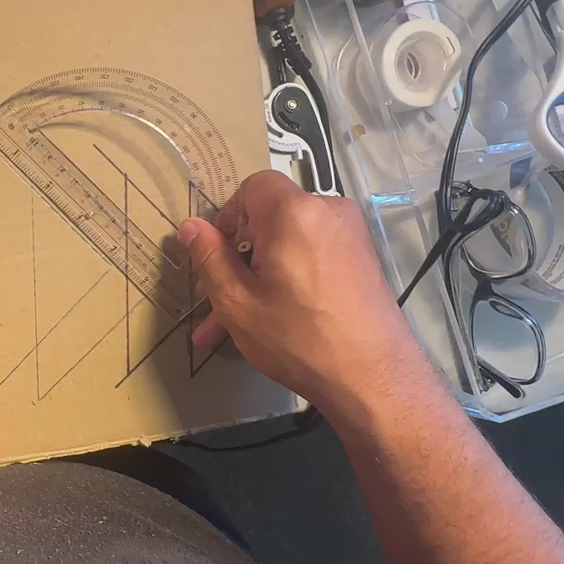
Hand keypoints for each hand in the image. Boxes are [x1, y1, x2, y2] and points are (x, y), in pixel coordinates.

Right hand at [178, 170, 437, 416]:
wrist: (372, 378)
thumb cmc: (296, 337)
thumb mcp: (236, 301)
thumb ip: (209, 257)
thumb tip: (191, 226)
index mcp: (294, 213)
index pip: (253, 185)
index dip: (228, 215)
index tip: (215, 255)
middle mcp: (328, 212)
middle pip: (269, 217)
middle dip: (238, 255)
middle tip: (216, 298)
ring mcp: (350, 235)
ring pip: (287, 243)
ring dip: (258, 274)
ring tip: (233, 322)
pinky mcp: (361, 258)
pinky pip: (310, 256)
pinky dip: (286, 278)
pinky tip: (268, 319)